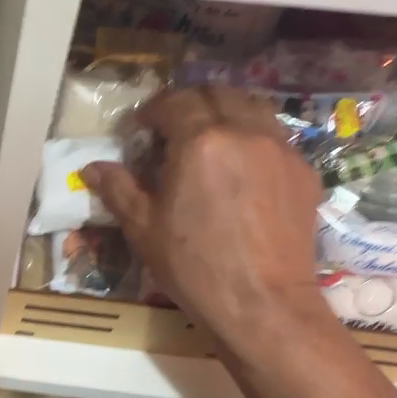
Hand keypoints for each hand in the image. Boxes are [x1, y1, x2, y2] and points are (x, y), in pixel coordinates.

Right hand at [82, 86, 326, 344]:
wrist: (262, 303)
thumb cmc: (194, 267)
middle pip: (218, 94)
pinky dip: (253, 140)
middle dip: (191, 104)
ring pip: (254, 109)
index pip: (175, 102)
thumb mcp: (144, 229)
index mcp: (201, 142)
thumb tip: (92, 168)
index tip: (139, 129)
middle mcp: (245, 132)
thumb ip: (119, 189)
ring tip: (210, 142)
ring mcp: (281, 150)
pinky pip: (276, 139)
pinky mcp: (304, 172)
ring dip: (227, 114)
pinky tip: (240, 171)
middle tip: (173, 131)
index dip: (152, 110)